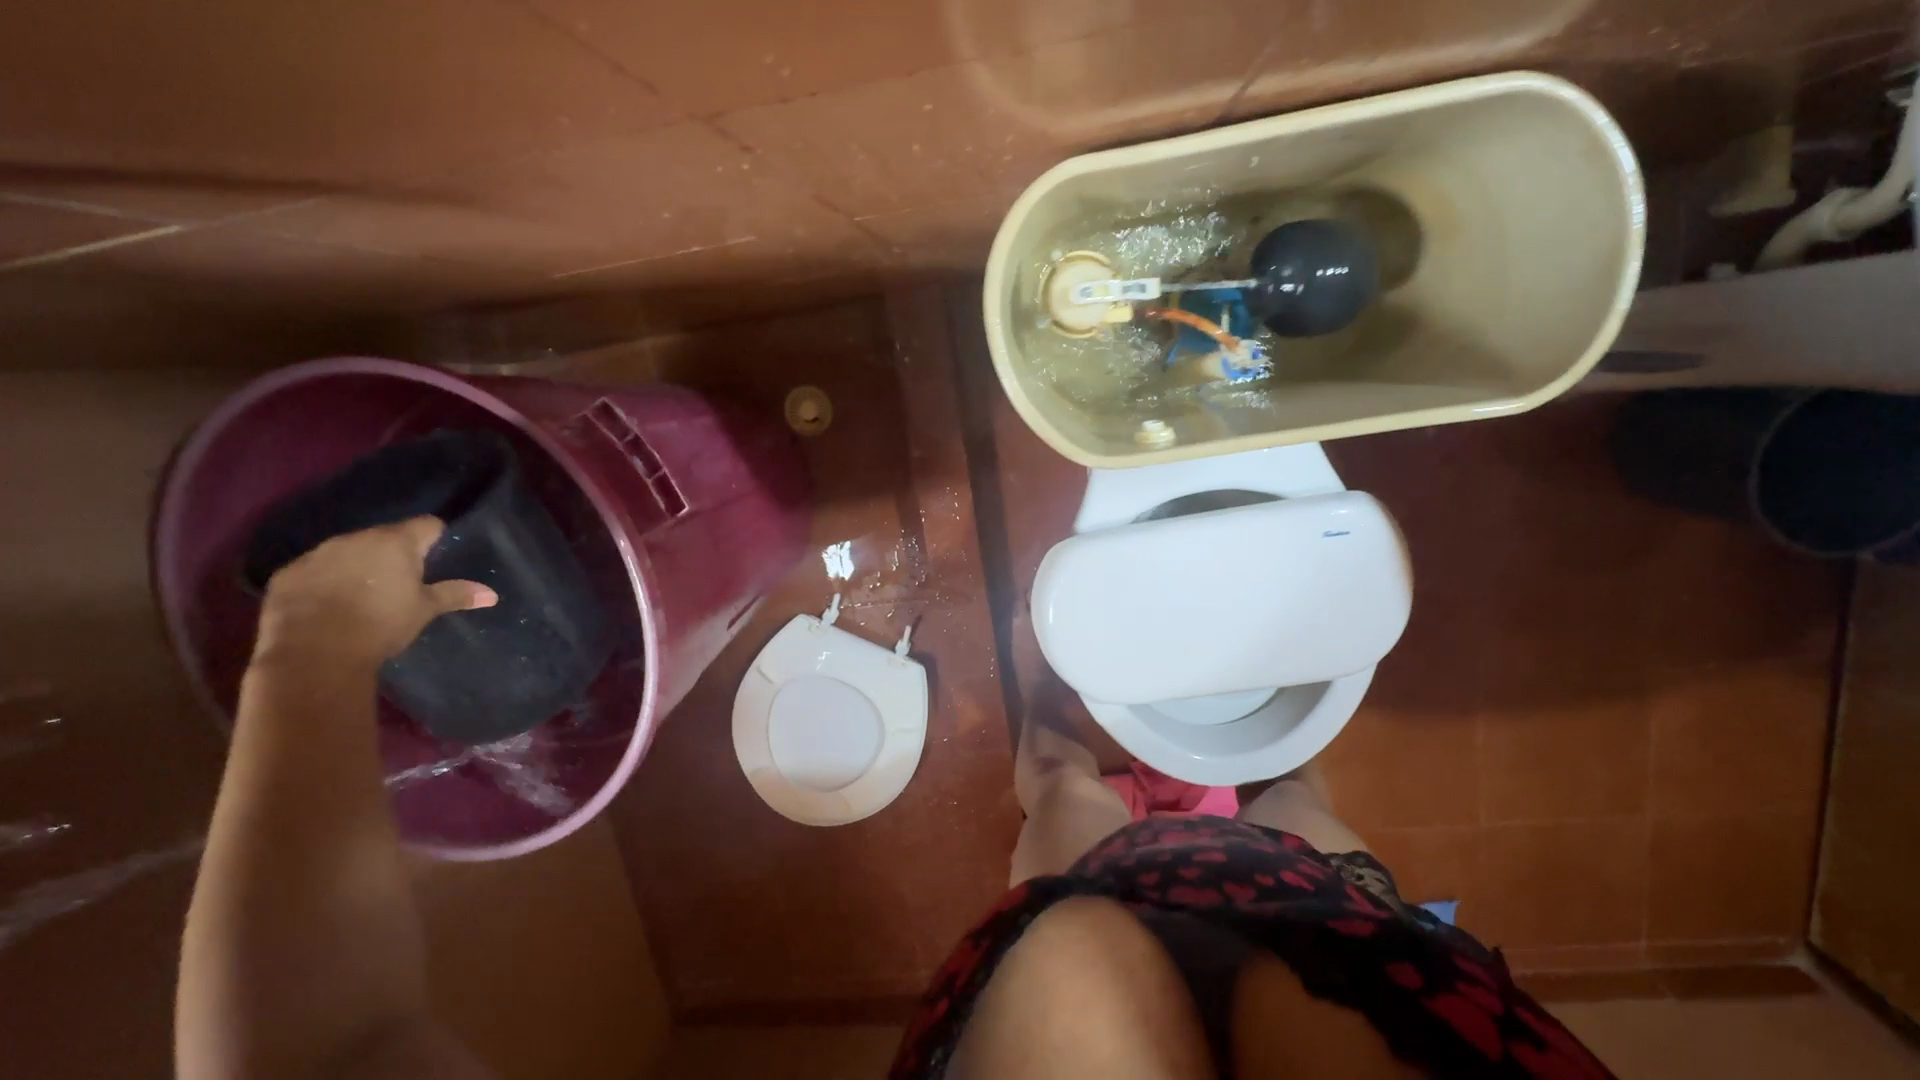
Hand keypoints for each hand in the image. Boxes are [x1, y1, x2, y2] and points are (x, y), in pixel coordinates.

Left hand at [253, 516, 497, 670]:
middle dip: (392, 554)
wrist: (314, 653)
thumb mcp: (424, 611)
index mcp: (395, 542)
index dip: (435, 538)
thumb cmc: (381, 625)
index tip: (436, 557)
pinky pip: (314, 570)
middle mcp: (356, 538)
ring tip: (362, 595)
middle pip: (383, 537)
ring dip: (357, 566)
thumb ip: (455, 595)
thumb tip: (491, 594)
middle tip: (400, 582)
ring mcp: (318, 554)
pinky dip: (324, 581)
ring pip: (347, 551)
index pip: (426, 525)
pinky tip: (327, 606)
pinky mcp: (288, 573)